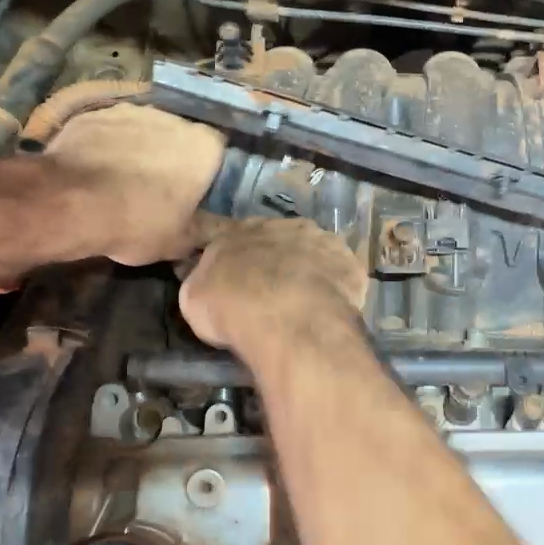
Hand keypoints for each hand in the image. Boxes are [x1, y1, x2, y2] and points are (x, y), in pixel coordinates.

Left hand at [41, 104, 225, 264]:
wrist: (70, 203)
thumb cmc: (139, 221)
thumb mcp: (181, 241)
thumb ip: (204, 230)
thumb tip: (215, 228)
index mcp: (204, 147)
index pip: (220, 151)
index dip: (209, 170)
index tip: (198, 190)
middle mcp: (172, 119)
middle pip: (180, 136)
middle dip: (173, 157)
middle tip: (161, 186)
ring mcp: (130, 112)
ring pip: (142, 130)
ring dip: (139, 149)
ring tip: (123, 178)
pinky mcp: (92, 115)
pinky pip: (108, 132)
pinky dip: (107, 146)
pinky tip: (95, 170)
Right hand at [179, 218, 368, 353]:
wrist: (287, 318)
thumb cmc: (233, 307)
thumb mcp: (194, 298)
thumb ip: (200, 281)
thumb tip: (202, 277)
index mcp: (240, 230)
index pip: (232, 235)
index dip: (235, 257)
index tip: (234, 277)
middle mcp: (282, 226)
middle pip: (277, 240)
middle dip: (275, 260)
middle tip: (272, 291)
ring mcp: (320, 240)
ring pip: (313, 251)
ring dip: (309, 269)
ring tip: (306, 301)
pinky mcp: (348, 262)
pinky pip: (341, 272)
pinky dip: (336, 285)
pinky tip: (331, 306)